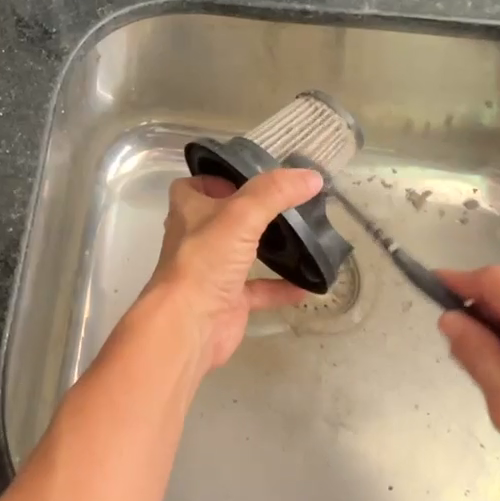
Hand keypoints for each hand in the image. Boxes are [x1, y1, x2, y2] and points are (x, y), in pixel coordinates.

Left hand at [141, 168, 321, 372]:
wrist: (189, 324)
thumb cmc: (205, 259)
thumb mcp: (240, 215)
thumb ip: (274, 193)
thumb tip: (311, 177)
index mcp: (188, 208)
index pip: (197, 184)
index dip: (219, 178)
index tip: (252, 177)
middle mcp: (197, 236)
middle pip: (223, 216)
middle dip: (250, 211)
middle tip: (288, 203)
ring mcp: (212, 269)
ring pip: (243, 251)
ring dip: (268, 246)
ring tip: (302, 235)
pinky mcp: (228, 299)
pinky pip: (260, 288)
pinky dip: (283, 286)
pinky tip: (309, 283)